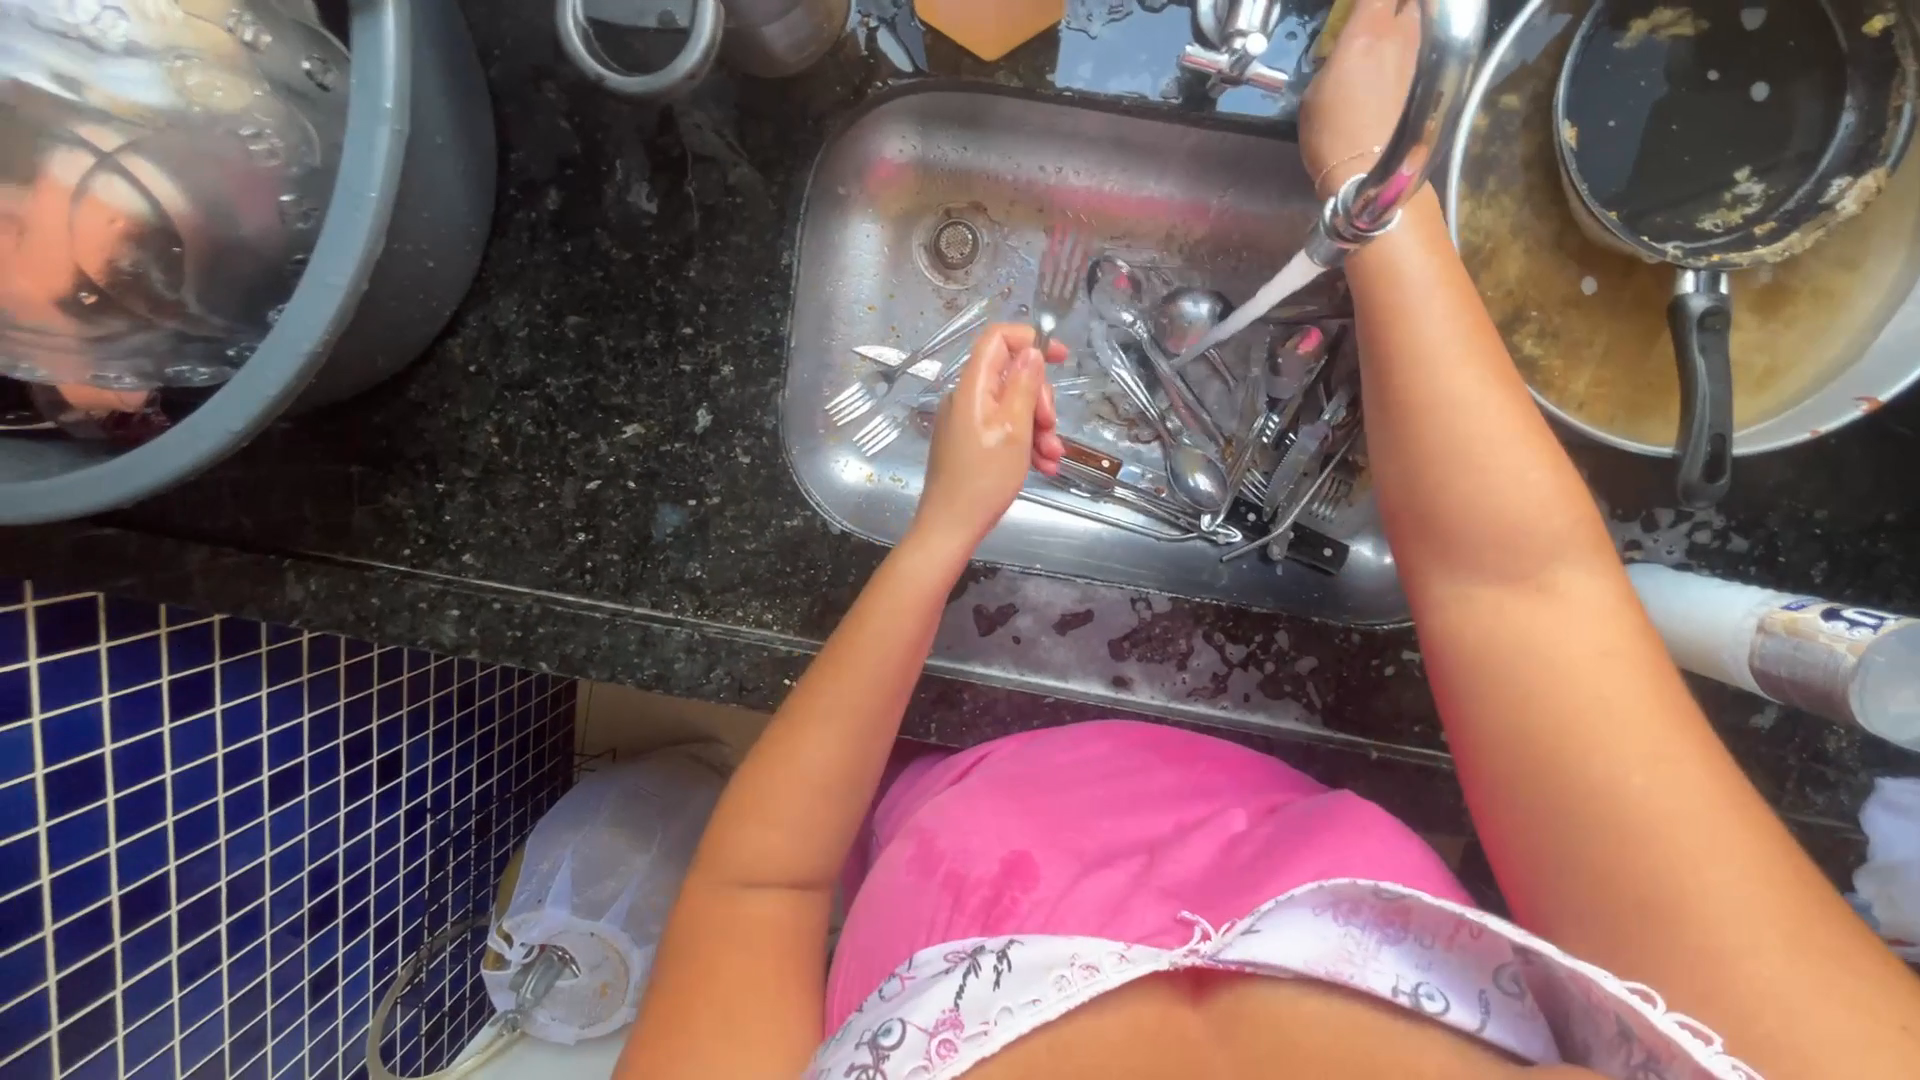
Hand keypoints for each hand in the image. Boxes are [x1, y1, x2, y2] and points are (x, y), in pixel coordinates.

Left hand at [911, 323, 1066, 551]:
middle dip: (1040, 398)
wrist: (951, 526)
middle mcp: (967, 398)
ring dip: (1039, 427)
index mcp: (972, 387)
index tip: (1061, 357)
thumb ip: (1024, 386)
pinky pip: (1004, 430)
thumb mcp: (1014, 429)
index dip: (1030, 340)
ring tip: (1052, 456)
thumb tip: (1031, 352)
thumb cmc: (983, 479)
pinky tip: (1043, 466)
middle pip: (1011, 375)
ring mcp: (968, 421)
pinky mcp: (970, 442)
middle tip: (1050, 427)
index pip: (997, 339)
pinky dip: (1025, 443)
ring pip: (1013, 407)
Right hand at [1300, 0, 1422, 198]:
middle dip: (1391, 4)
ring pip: (1416, 17)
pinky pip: (1418, 43)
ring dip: (1403, 18)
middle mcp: (1398, 34)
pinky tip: (1393, 57)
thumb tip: (1345, 50)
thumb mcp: (1314, 94)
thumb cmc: (1330, 134)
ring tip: (1385, 33)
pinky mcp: (1425, 74)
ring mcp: (1416, 53)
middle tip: (1375, 14)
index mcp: (1364, 34)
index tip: (1356, 4)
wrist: (1368, 170)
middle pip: (1405, 0)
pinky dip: (1408, 42)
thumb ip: (1334, 60)